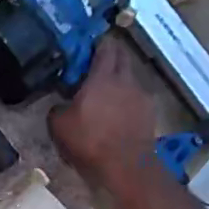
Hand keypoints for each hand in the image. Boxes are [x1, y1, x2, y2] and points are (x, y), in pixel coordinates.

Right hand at [48, 41, 157, 195]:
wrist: (126, 166)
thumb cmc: (89, 140)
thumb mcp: (59, 125)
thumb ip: (58, 108)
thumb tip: (61, 105)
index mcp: (102, 77)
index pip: (105, 48)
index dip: (98, 42)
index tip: (90, 43)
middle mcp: (125, 80)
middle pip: (122, 57)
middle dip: (112, 55)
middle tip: (97, 62)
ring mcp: (141, 96)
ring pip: (130, 78)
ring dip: (120, 79)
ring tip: (106, 90)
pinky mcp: (150, 113)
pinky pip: (136, 97)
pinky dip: (127, 98)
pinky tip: (117, 111)